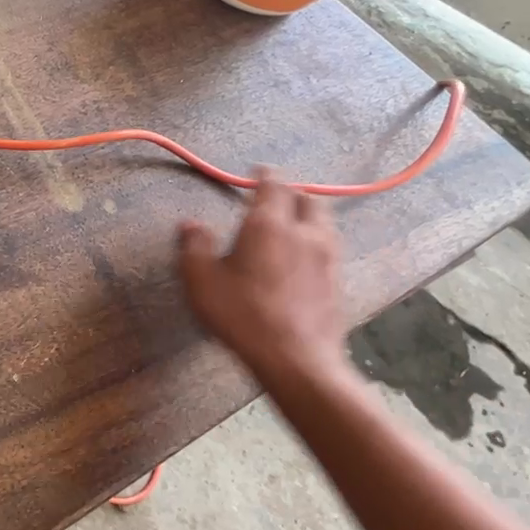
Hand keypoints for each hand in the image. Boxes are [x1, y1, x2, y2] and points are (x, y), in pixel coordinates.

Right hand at [178, 171, 347, 389]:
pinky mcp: (337, 283)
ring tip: (290, 221)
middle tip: (275, 195)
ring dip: (308, 216)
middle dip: (293, 193)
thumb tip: (191, 224)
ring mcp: (327, 260)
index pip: (274, 188)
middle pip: (310, 202)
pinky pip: (328, 248)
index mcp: (268, 227)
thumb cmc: (239, 312)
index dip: (266, 176)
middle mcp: (305, 236)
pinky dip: (314, 240)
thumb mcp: (199, 277)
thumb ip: (194, 245)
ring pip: (324, 224)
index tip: (259, 170)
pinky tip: (300, 255)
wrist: (294, 359)